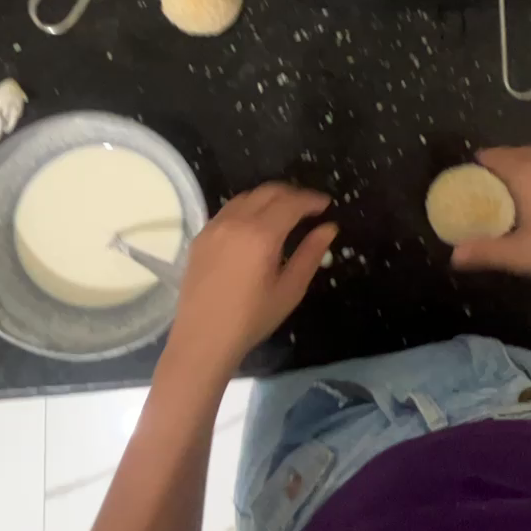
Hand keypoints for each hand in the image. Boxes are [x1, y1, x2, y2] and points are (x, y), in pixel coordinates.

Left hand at [165, 183, 337, 378]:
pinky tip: (255, 224)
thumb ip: (311, 254)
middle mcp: (236, 221)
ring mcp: (215, 226)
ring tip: (284, 212)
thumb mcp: (290, 289)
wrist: (202, 340)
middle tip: (309, 207)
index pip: (292, 202)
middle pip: (269, 191)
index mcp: (262, 234)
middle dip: (293, 193)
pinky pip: (229, 209)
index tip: (326, 204)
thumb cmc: (251, 319)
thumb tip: (329, 228)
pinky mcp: (201, 235)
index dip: (312, 200)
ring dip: (270, 197)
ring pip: (247, 196)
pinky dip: (248, 207)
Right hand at [449, 147, 530, 299]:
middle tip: (491, 186)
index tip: (471, 176)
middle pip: (517, 153)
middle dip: (502, 164)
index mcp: (526, 172)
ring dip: (527, 167)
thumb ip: (485, 251)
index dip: (480, 163)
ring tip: (519, 190)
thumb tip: (454, 256)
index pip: (495, 156)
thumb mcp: (520, 255)